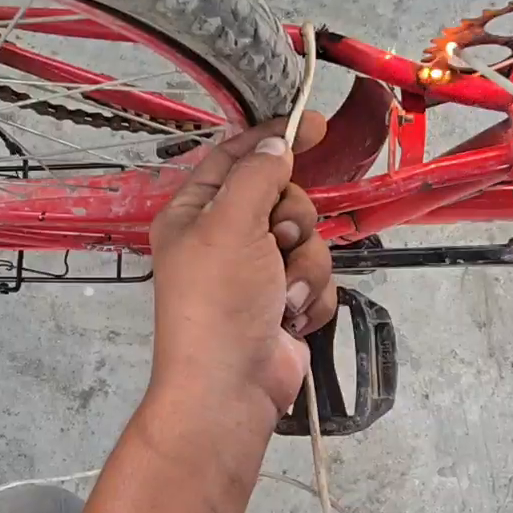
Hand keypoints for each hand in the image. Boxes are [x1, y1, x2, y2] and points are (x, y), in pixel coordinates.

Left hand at [147, 115, 335, 438]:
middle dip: (292, 222)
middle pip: (283, 198)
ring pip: (308, 241)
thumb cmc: (218, 301)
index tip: (315, 125)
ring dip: (304, 268)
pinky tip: (290, 320)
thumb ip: (256, 175)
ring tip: (282, 296)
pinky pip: (317, 279)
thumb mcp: (230, 224)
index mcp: (196, 213)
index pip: (236, 158)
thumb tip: (276, 144)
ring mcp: (257, 273)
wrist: (231, 386)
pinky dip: (310, 299)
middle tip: (279, 243)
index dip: (274, 139)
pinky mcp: (285, 303)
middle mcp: (225, 238)